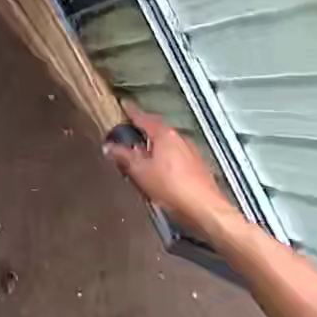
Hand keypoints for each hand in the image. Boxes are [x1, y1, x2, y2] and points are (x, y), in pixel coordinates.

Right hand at [104, 102, 242, 242]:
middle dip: (142, 136)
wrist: (205, 210)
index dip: (131, 112)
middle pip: (157, 132)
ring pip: (168, 147)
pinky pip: (177, 160)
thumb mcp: (139, 172)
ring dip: (155, 152)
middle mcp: (181, 140)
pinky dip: (166, 164)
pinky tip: (161, 179)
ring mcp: (192, 154)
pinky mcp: (198, 169)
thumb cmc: (175, 189)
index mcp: (165, 135)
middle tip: (128, 141)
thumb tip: (111, 147)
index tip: (125, 106)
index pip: (144, 118)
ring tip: (142, 165)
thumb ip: (123, 157)